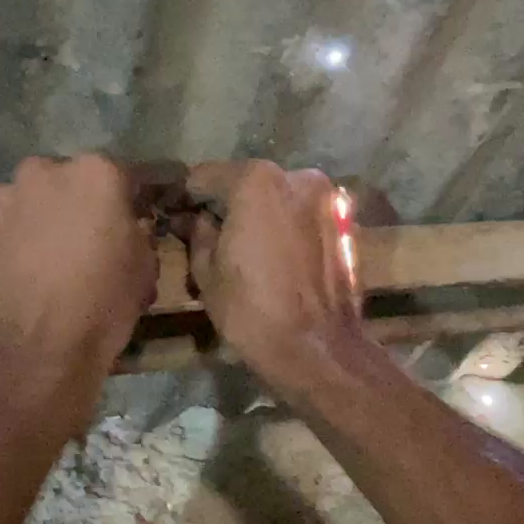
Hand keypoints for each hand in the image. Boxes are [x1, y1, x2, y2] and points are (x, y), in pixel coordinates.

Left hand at [0, 156, 156, 369]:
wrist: (37, 353)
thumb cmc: (102, 307)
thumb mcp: (145, 269)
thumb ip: (136, 231)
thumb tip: (127, 226)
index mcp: (94, 173)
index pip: (116, 174)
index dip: (121, 201)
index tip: (123, 224)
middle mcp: (42, 171)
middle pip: (61, 180)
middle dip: (69, 204)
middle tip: (77, 244)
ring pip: (20, 202)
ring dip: (30, 222)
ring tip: (36, 265)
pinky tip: (7, 277)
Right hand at [185, 160, 362, 388]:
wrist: (316, 347)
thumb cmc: (251, 309)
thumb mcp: (207, 272)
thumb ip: (198, 233)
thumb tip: (197, 220)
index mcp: (256, 181)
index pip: (207, 176)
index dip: (188, 196)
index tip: (177, 212)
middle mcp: (297, 176)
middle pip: (249, 183)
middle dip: (230, 203)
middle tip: (213, 232)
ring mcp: (327, 198)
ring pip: (281, 199)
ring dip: (263, 214)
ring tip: (248, 247)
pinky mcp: (346, 223)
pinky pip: (304, 217)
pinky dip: (289, 228)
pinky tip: (278, 256)